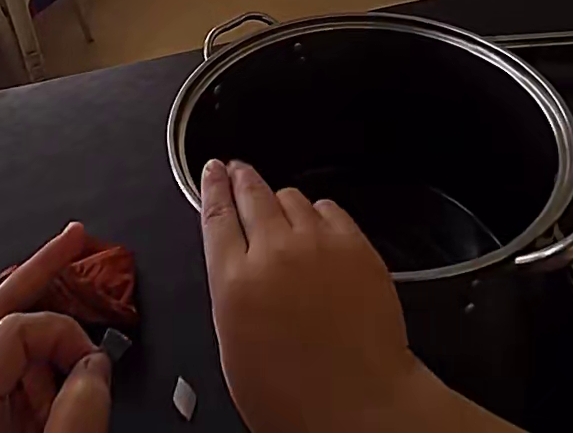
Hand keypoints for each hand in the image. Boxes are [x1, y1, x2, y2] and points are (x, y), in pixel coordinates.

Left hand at [0, 222, 111, 432]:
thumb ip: (79, 411)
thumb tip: (97, 363)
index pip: (16, 328)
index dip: (65, 331)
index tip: (94, 361)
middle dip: (38, 269)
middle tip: (74, 237)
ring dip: (47, 333)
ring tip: (82, 352)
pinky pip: (1, 377)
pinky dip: (38, 365)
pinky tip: (61, 381)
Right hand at [198, 160, 523, 432]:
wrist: (359, 403)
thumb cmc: (294, 397)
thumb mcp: (236, 348)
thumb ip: (233, 290)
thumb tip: (236, 262)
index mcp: (236, 283)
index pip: (216, 215)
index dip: (213, 185)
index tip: (212, 169)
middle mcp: (273, 251)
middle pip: (252, 193)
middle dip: (242, 177)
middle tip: (239, 169)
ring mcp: (316, 241)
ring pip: (291, 196)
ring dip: (281, 201)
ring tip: (282, 212)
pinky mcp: (352, 240)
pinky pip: (328, 207)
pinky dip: (318, 213)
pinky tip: (318, 227)